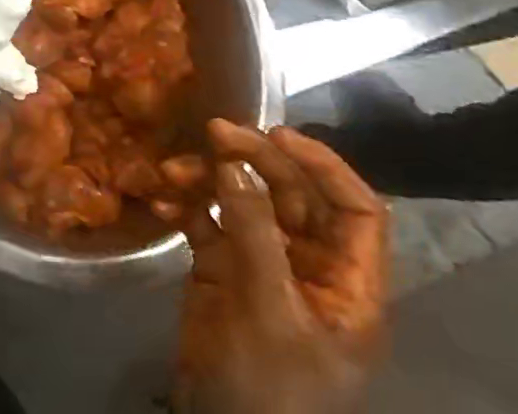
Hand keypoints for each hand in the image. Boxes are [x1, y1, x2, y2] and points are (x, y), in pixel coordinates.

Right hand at [174, 122, 387, 413]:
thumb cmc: (270, 384)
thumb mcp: (269, 309)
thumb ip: (254, 231)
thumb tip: (233, 162)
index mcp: (348, 282)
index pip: (355, 209)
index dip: (324, 166)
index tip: (278, 134)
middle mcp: (310, 265)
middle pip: (293, 194)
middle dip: (256, 160)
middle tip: (216, 132)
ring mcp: (262, 264)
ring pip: (245, 201)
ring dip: (212, 179)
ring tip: (175, 169)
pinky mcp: (221, 269)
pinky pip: (207, 222)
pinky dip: (186, 207)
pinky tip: (162, 201)